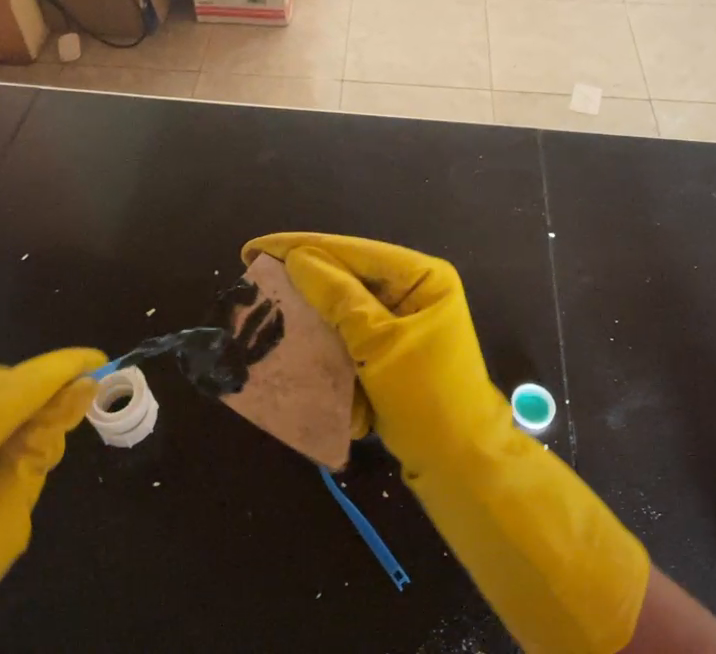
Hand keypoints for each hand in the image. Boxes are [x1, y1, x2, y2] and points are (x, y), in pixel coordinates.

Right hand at [241, 234, 507, 473]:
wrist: (461, 468)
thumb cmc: (427, 399)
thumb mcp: (380, 344)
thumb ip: (339, 297)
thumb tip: (297, 258)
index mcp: (422, 278)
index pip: (353, 251)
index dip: (301, 247)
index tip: (253, 249)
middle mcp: (413, 291)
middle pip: (346, 273)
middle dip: (302, 275)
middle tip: (253, 273)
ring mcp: (402, 322)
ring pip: (343, 302)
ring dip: (308, 304)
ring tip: (265, 298)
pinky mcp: (389, 351)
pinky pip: (348, 331)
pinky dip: (322, 333)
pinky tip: (292, 331)